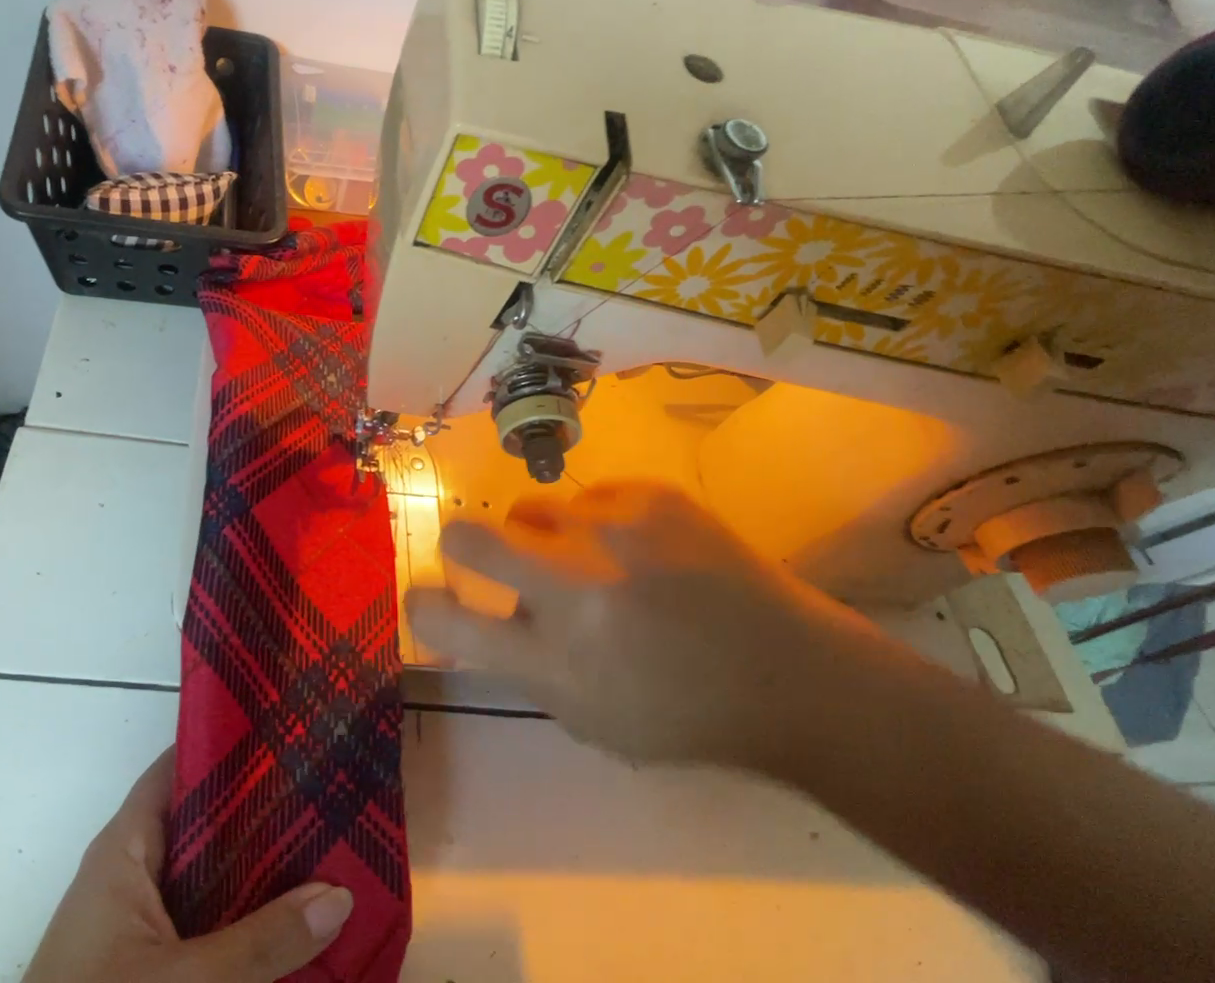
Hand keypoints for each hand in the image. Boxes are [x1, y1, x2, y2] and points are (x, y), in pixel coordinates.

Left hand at [23, 749, 354, 981]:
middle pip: (205, 822)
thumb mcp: (186, 979)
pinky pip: (207, 921)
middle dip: (265, 813)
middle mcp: (133, 871)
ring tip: (331, 852)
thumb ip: (262, 941)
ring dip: (262, 870)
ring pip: (211, 876)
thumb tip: (341, 895)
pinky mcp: (149, 958)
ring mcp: (141, 919)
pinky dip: (247, 916)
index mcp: (126, 848)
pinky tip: (295, 922)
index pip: (178, 769)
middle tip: (331, 799)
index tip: (292, 738)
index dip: (230, 747)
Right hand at [404, 480, 895, 774]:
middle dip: (461, 544)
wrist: (791, 674)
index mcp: (556, 660)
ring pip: (530, 508)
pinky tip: (639, 551)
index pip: (449, 620)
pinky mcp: (653, 495)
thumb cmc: (681, 715)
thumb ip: (524, 665)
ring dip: (540, 536)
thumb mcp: (586, 718)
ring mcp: (616, 531)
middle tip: (484, 556)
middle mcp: (576, 586)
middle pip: (468, 534)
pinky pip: (589, 497)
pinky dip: (597, 525)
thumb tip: (488, 609)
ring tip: (587, 561)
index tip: (425, 596)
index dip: (423, 604)